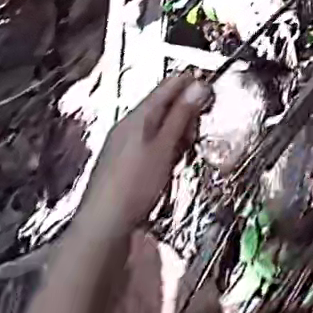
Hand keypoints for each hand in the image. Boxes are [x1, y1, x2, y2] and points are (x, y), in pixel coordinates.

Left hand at [76, 72, 212, 235]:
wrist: (101, 230)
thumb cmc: (134, 186)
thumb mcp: (165, 147)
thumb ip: (182, 115)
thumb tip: (199, 85)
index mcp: (139, 115)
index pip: (169, 84)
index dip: (191, 83)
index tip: (211, 91)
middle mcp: (128, 124)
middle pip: (164, 103)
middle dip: (185, 111)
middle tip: (197, 130)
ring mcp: (123, 142)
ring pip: (158, 123)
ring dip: (176, 130)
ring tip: (185, 148)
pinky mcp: (121, 160)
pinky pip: (149, 140)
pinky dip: (165, 144)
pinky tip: (169, 161)